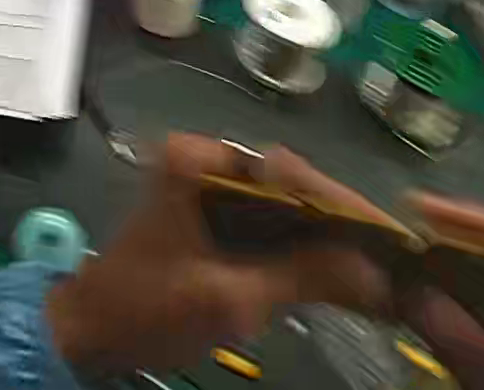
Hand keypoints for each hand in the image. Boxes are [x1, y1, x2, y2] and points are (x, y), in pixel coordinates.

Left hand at [44, 134, 393, 374]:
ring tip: (372, 262)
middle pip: (281, 182)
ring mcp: (200, 178)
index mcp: (196, 159)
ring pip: (274, 200)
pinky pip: (258, 216)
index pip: (281, 171)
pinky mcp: (202, 205)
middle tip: (390, 251)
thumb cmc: (151, 308)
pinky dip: (292, 241)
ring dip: (318, 232)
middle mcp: (200, 156)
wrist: (93, 327)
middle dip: (333, 219)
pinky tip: (328, 266)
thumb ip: (302, 276)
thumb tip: (378, 276)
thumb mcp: (230, 298)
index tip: (386, 231)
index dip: (336, 201)